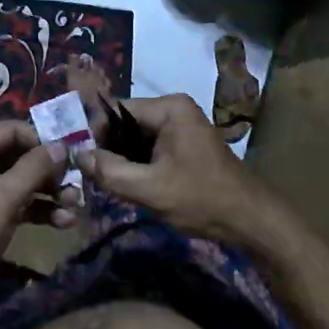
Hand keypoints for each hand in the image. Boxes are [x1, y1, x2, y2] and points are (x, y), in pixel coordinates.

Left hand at [0, 122, 68, 325]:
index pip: (10, 131)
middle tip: (78, 183)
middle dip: (49, 171)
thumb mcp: (3, 199)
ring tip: (75, 205)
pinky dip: (37, 210)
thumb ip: (34, 168)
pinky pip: (15, 203)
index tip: (71, 155)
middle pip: (17, 156)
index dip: (41, 140)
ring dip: (47, 192)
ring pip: (19, 182)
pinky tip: (63, 222)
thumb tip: (62, 145)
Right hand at [76, 94, 278, 243]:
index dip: (95, 133)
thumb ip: (110, 171)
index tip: (78, 159)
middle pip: (125, 123)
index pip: (116, 110)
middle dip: (108, 148)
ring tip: (105, 182)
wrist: (251, 221)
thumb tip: (77, 156)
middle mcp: (174, 109)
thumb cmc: (202, 199)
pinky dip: (137, 164)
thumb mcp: (150, 188)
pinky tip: (127, 185)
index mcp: (169, 108)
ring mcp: (181, 127)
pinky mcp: (183, 145)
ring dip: (121, 159)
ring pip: (135, 138)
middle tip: (90, 175)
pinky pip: (149, 148)